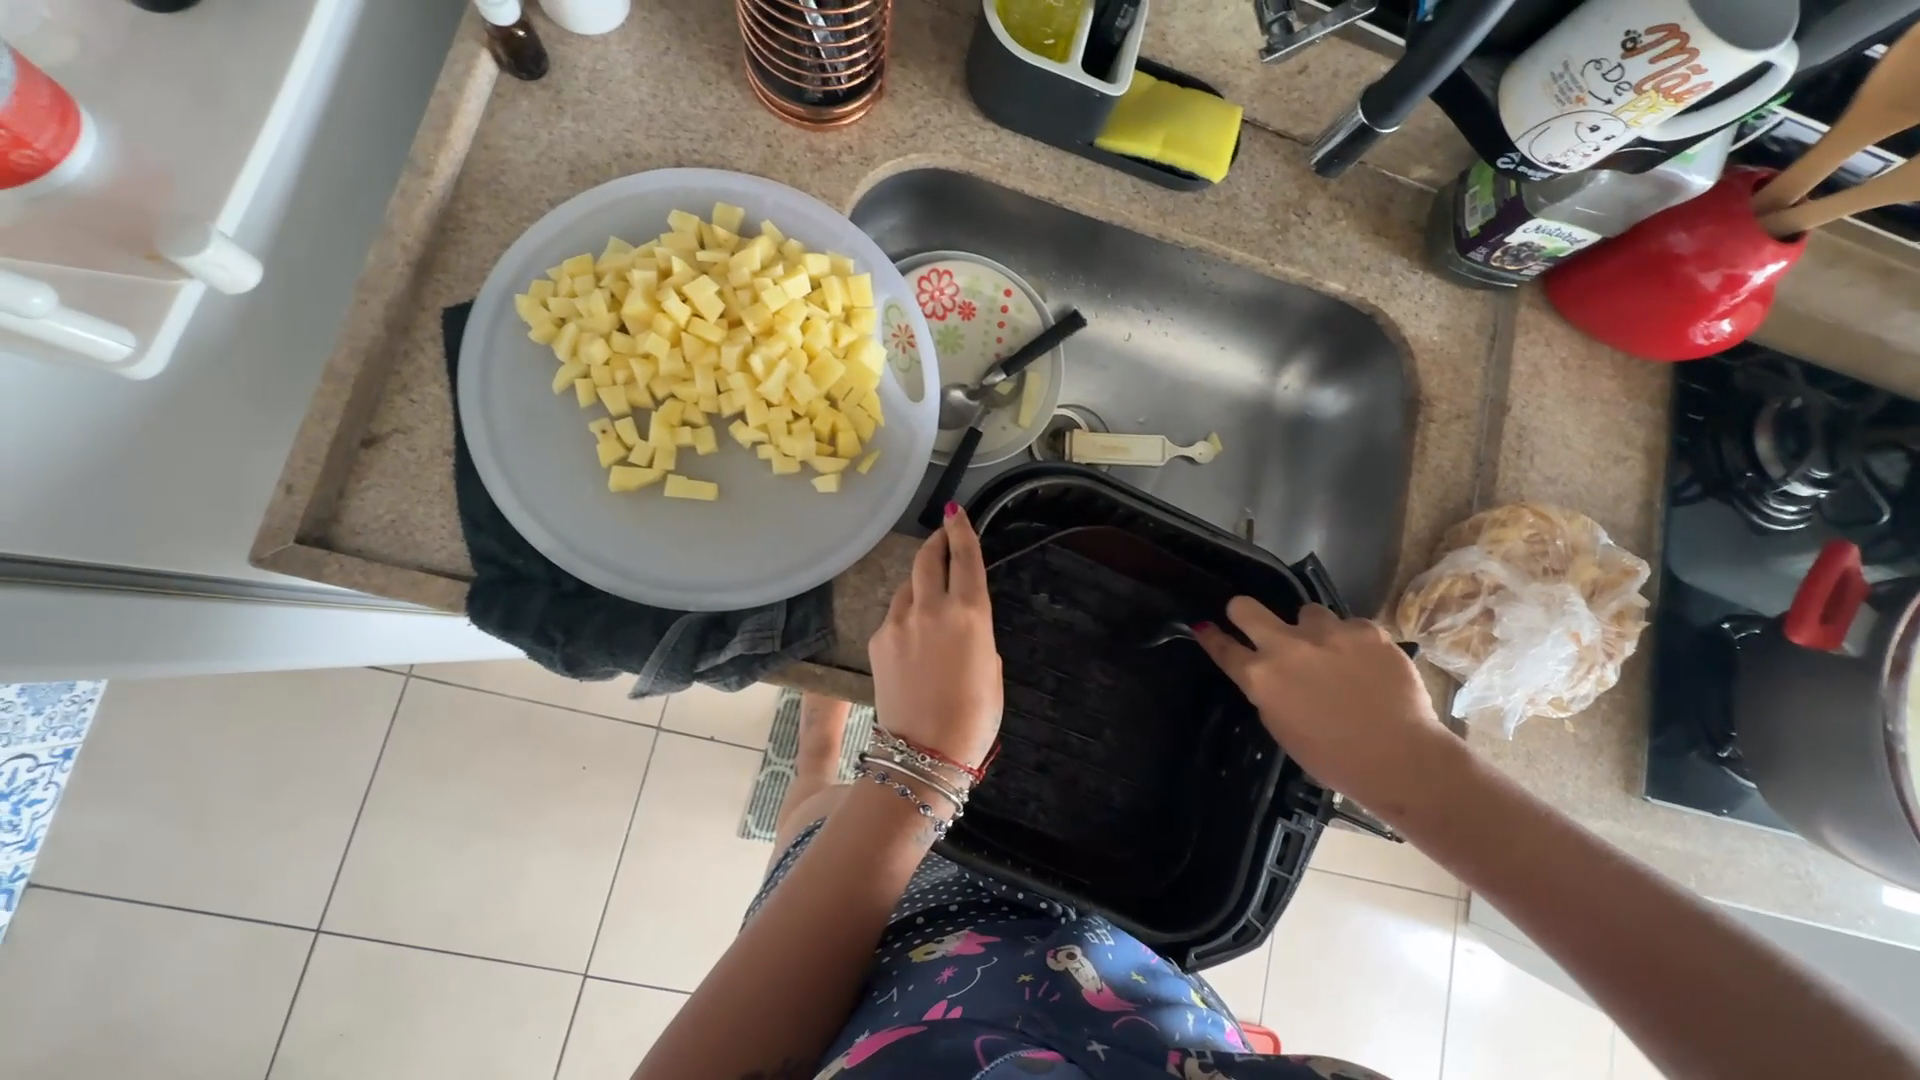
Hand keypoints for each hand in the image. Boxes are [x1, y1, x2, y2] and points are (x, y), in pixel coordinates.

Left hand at [867, 504, 1002, 768]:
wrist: (923, 753)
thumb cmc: (973, 718)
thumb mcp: (992, 671)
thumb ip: (978, 636)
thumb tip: (965, 627)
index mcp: (970, 613)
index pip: (965, 557)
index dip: (962, 530)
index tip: (956, 513)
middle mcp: (931, 608)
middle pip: (927, 557)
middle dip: (936, 542)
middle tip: (941, 537)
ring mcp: (898, 622)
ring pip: (907, 585)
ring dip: (919, 581)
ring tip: (928, 594)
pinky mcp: (878, 641)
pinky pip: (893, 615)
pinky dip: (905, 614)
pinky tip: (912, 635)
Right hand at [1194, 598, 1448, 809]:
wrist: (1399, 757)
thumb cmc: (1333, 758)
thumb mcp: (1282, 729)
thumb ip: (1269, 694)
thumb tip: (1271, 676)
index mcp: (1260, 677)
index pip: (1222, 647)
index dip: (1210, 636)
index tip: (1205, 626)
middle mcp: (1286, 646)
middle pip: (1246, 607)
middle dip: (1244, 612)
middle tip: (1255, 623)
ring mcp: (1327, 633)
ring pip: (1307, 612)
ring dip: (1312, 630)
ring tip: (1334, 654)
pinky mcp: (1366, 630)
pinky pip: (1350, 625)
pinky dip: (1353, 642)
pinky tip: (1369, 665)